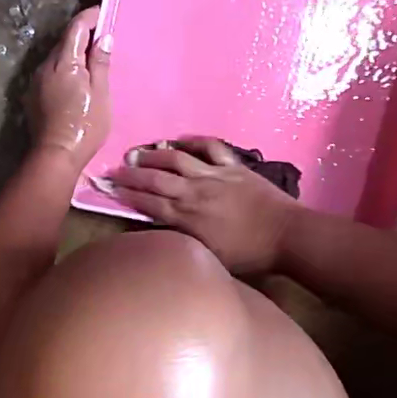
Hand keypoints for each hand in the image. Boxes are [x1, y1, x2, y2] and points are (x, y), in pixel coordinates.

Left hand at [29, 7, 110, 165]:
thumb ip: (100, 63)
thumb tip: (104, 37)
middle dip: (82, 35)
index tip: (103, 13)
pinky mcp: (33, 95)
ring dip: (73, 53)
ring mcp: (36, 81)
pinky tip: (76, 80)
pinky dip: (64, 68)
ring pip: (56, 57)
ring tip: (92, 59)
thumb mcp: (101, 93)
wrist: (56, 155)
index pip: (75, 28)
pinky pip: (51, 72)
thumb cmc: (85, 125)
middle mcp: (46, 66)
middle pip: (64, 41)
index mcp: (64, 62)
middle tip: (103, 37)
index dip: (90, 17)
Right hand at [103, 137, 303, 273]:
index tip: (110, 187)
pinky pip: (210, 147)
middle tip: (116, 168)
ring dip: (154, 154)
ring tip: (138, 152)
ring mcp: (214, 176)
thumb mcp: (210, 258)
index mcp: (187, 218)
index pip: (148, 203)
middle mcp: (195, 192)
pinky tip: (179, 139)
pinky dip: (193, 140)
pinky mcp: (233, 166)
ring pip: (176, 158)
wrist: (287, 236)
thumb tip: (160, 231)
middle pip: (156, 178)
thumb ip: (183, 242)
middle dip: (132, 173)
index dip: (127, 194)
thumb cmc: (250, 256)